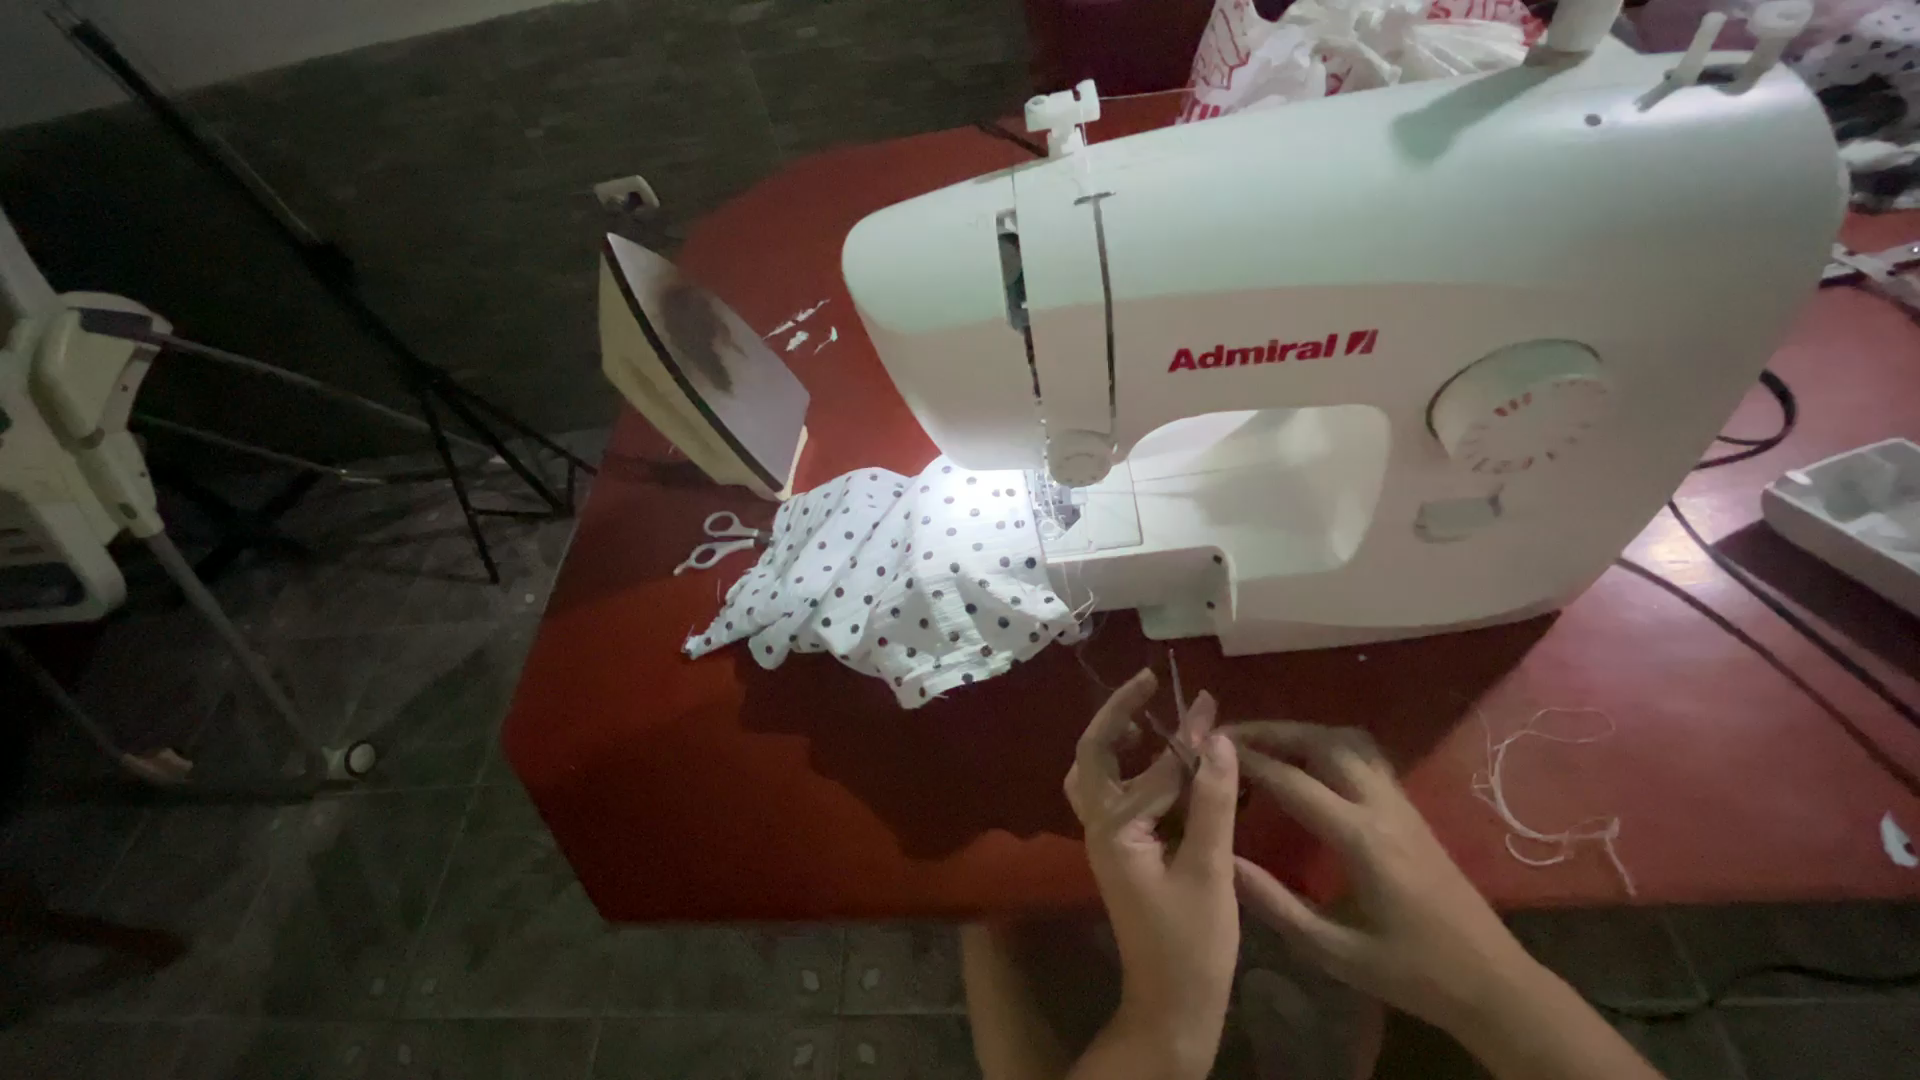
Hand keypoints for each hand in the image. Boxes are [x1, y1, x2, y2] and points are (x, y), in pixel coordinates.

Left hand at [1064, 669, 1242, 1079]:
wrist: (1172, 1006)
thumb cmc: (1192, 945)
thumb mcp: (1209, 870)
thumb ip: (1211, 802)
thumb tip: (1216, 738)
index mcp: (1114, 830)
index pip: (1143, 765)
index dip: (1180, 733)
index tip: (1207, 701)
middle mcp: (1099, 827)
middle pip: (1092, 756)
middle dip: (1116, 716)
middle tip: (1146, 684)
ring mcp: (1107, 839)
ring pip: (1098, 774)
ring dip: (1119, 740)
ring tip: (1153, 714)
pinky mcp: (1122, 850)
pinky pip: (1117, 794)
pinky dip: (1135, 769)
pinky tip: (1168, 763)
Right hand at [1227, 723, 1541, 1035]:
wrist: (1493, 982)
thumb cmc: (1412, 972)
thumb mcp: (1335, 951)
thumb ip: (1276, 905)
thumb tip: (1224, 860)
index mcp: (1363, 841)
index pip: (1294, 782)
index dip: (1248, 761)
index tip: (1207, 749)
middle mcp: (1383, 808)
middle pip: (1324, 743)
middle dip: (1272, 732)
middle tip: (1230, 737)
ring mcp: (1401, 803)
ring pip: (1348, 741)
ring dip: (1302, 732)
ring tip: (1264, 744)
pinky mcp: (1409, 808)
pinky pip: (1365, 755)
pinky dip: (1327, 744)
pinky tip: (1306, 762)